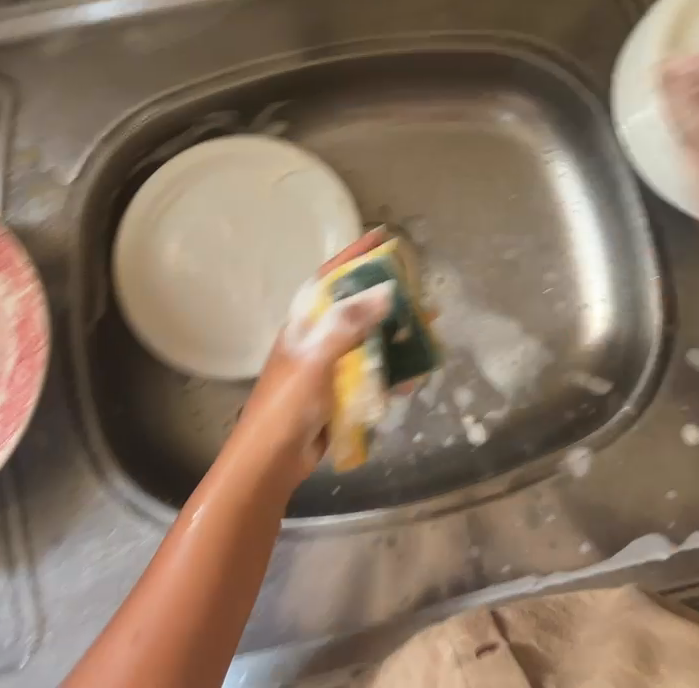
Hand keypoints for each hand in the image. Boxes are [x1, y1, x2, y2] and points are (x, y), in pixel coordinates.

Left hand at [231, 229, 394, 484]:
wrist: (271, 461)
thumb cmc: (287, 405)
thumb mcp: (317, 359)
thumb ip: (349, 324)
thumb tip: (385, 292)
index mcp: (305, 324)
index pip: (331, 278)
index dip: (355, 256)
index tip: (382, 237)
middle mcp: (318, 338)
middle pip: (356, 307)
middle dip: (387, 296)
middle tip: (418, 287)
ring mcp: (330, 366)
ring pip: (370, 340)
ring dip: (397, 334)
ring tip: (427, 328)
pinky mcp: (340, 393)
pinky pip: (373, 374)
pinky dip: (393, 372)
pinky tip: (414, 376)